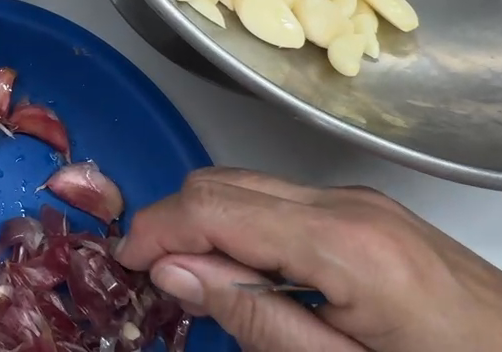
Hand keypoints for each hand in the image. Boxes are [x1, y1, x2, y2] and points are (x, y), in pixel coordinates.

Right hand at [115, 168, 501, 351]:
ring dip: (207, 221)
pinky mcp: (375, 214)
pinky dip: (246, 223)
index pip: (212, 209)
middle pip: (221, 183)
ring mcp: (364, 203)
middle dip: (175, 222)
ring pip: (246, 184)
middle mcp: (348, 203)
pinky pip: (282, 199)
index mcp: (345, 244)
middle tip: (157, 276)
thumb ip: (258, 319)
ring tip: (199, 278)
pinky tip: (252, 270)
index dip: (156, 230)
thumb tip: (173, 272)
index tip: (125, 262)